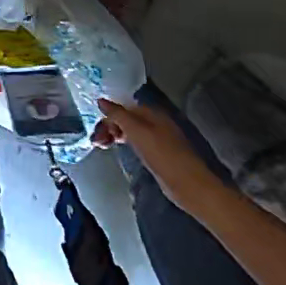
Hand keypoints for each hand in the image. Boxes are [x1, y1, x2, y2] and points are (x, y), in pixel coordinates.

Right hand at [94, 98, 226, 211]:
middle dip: (109, 126)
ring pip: (129, 131)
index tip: (97, 130)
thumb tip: (101, 100)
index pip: (124, 107)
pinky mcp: (158, 153)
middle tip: (97, 141)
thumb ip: (118, 115)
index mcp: (152, 114)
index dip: (108, 116)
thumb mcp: (136, 131)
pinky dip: (124, 143)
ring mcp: (158, 138)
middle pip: (126, 118)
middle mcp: (156, 123)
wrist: (188, 184)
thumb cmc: (162, 154)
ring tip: (103, 147)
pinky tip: (119, 150)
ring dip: (114, 135)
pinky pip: (136, 142)